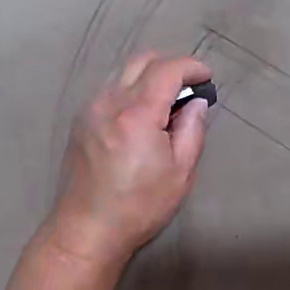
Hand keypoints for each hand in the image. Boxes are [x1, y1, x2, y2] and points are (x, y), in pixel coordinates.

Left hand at [45, 53, 212, 267]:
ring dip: (149, 75)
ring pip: (123, 71)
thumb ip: (192, 130)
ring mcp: (90, 108)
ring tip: (168, 100)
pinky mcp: (81, 120)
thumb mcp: (180, 172)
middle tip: (190, 85)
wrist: (87, 229)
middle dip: (170, 64)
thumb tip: (196, 103)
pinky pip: (110, 88)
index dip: (191, 67)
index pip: (167, 69)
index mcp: (137, 113)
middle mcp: (109, 101)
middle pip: (142, 59)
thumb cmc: (140, 205)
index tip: (207, 77)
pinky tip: (144, 114)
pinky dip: (132, 88)